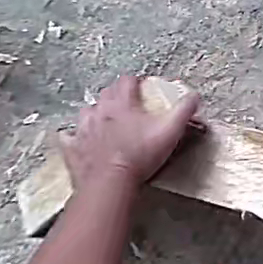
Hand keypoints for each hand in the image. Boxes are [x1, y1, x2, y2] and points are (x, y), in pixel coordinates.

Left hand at [60, 75, 203, 200]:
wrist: (110, 183)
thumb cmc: (141, 154)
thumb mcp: (171, 129)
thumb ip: (184, 109)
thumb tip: (194, 96)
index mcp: (122, 104)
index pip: (127, 81)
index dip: (136, 81)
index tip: (143, 85)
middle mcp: (100, 113)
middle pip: (106, 93)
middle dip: (117, 93)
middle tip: (129, 101)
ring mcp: (82, 131)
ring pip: (86, 112)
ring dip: (96, 111)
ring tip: (106, 117)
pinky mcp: (72, 149)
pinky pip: (68, 136)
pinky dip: (74, 135)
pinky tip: (81, 138)